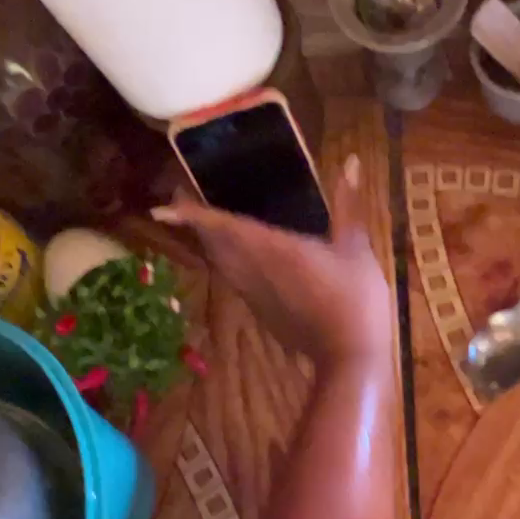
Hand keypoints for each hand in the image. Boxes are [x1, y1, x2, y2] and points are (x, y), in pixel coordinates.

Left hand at [152, 155, 392, 369]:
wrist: (350, 358)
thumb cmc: (353, 297)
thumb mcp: (355, 244)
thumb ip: (346, 201)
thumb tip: (351, 160)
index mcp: (271, 247)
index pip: (221, 225)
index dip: (191, 213)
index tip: (164, 204)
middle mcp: (253, 270)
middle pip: (212, 243)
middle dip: (196, 221)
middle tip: (187, 197)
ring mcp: (254, 294)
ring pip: (220, 262)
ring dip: (209, 241)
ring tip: (208, 220)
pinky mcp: (260, 310)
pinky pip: (234, 277)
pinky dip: (226, 260)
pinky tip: (239, 253)